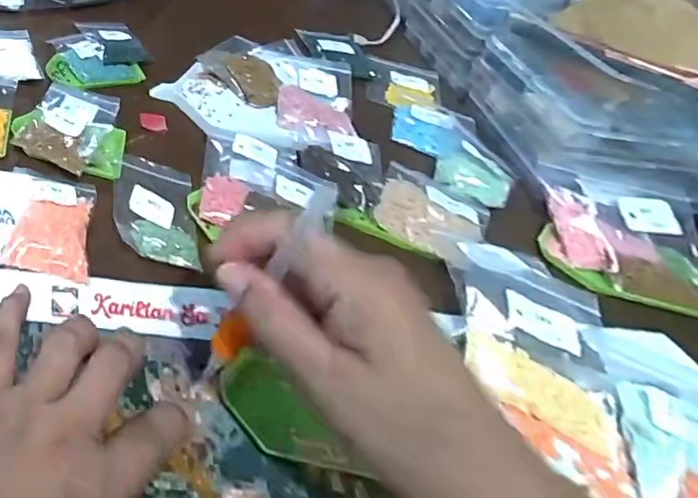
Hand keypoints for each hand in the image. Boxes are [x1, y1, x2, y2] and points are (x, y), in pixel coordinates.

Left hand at [0, 286, 191, 497]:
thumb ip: (115, 490)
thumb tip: (130, 474)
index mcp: (99, 479)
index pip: (152, 436)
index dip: (173, 420)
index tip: (179, 412)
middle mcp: (68, 429)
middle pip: (110, 368)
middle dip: (129, 349)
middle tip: (134, 345)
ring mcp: (25, 406)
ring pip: (62, 346)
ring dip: (81, 331)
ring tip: (91, 330)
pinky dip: (9, 315)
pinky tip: (19, 291)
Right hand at [210, 213, 574, 497]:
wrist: (488, 483)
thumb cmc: (401, 430)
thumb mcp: (323, 379)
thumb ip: (271, 317)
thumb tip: (225, 268)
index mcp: (357, 275)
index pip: (285, 226)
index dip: (240, 236)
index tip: (209, 271)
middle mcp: (370, 267)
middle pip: (296, 243)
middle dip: (254, 265)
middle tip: (228, 308)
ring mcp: (384, 289)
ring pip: (311, 268)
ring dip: (275, 288)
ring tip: (256, 330)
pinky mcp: (389, 312)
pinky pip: (331, 289)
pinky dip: (301, 305)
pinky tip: (297, 342)